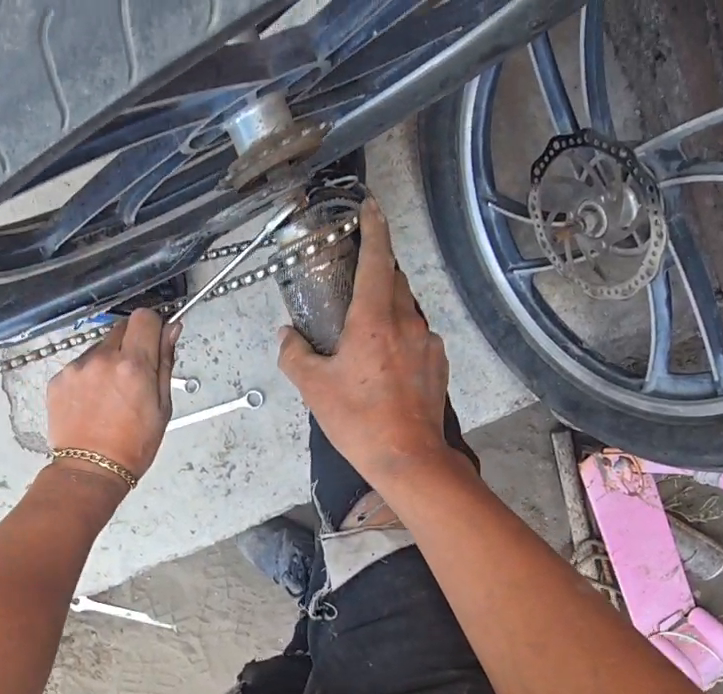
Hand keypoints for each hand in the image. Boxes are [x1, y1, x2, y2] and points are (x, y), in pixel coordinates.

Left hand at [47, 309, 180, 482]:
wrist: (90, 471)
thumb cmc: (130, 447)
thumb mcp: (162, 407)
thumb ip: (165, 362)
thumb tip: (170, 330)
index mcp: (133, 365)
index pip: (145, 317)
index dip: (153, 327)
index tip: (154, 340)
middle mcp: (102, 360)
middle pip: (121, 329)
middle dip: (131, 345)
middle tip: (134, 376)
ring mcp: (77, 369)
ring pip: (98, 348)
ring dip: (107, 362)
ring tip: (111, 397)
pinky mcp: (58, 380)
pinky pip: (78, 366)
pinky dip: (87, 378)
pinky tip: (92, 403)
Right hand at [277, 198, 459, 485]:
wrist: (408, 457)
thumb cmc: (359, 421)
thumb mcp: (314, 389)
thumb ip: (295, 355)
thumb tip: (286, 337)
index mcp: (374, 319)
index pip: (377, 259)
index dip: (373, 228)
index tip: (370, 208)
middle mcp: (406, 322)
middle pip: (393, 280)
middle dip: (375, 270)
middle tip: (352, 276)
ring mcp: (427, 343)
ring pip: (405, 310)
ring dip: (385, 308)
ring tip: (362, 329)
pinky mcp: (437, 364)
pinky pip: (416, 337)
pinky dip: (398, 337)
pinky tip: (382, 363)